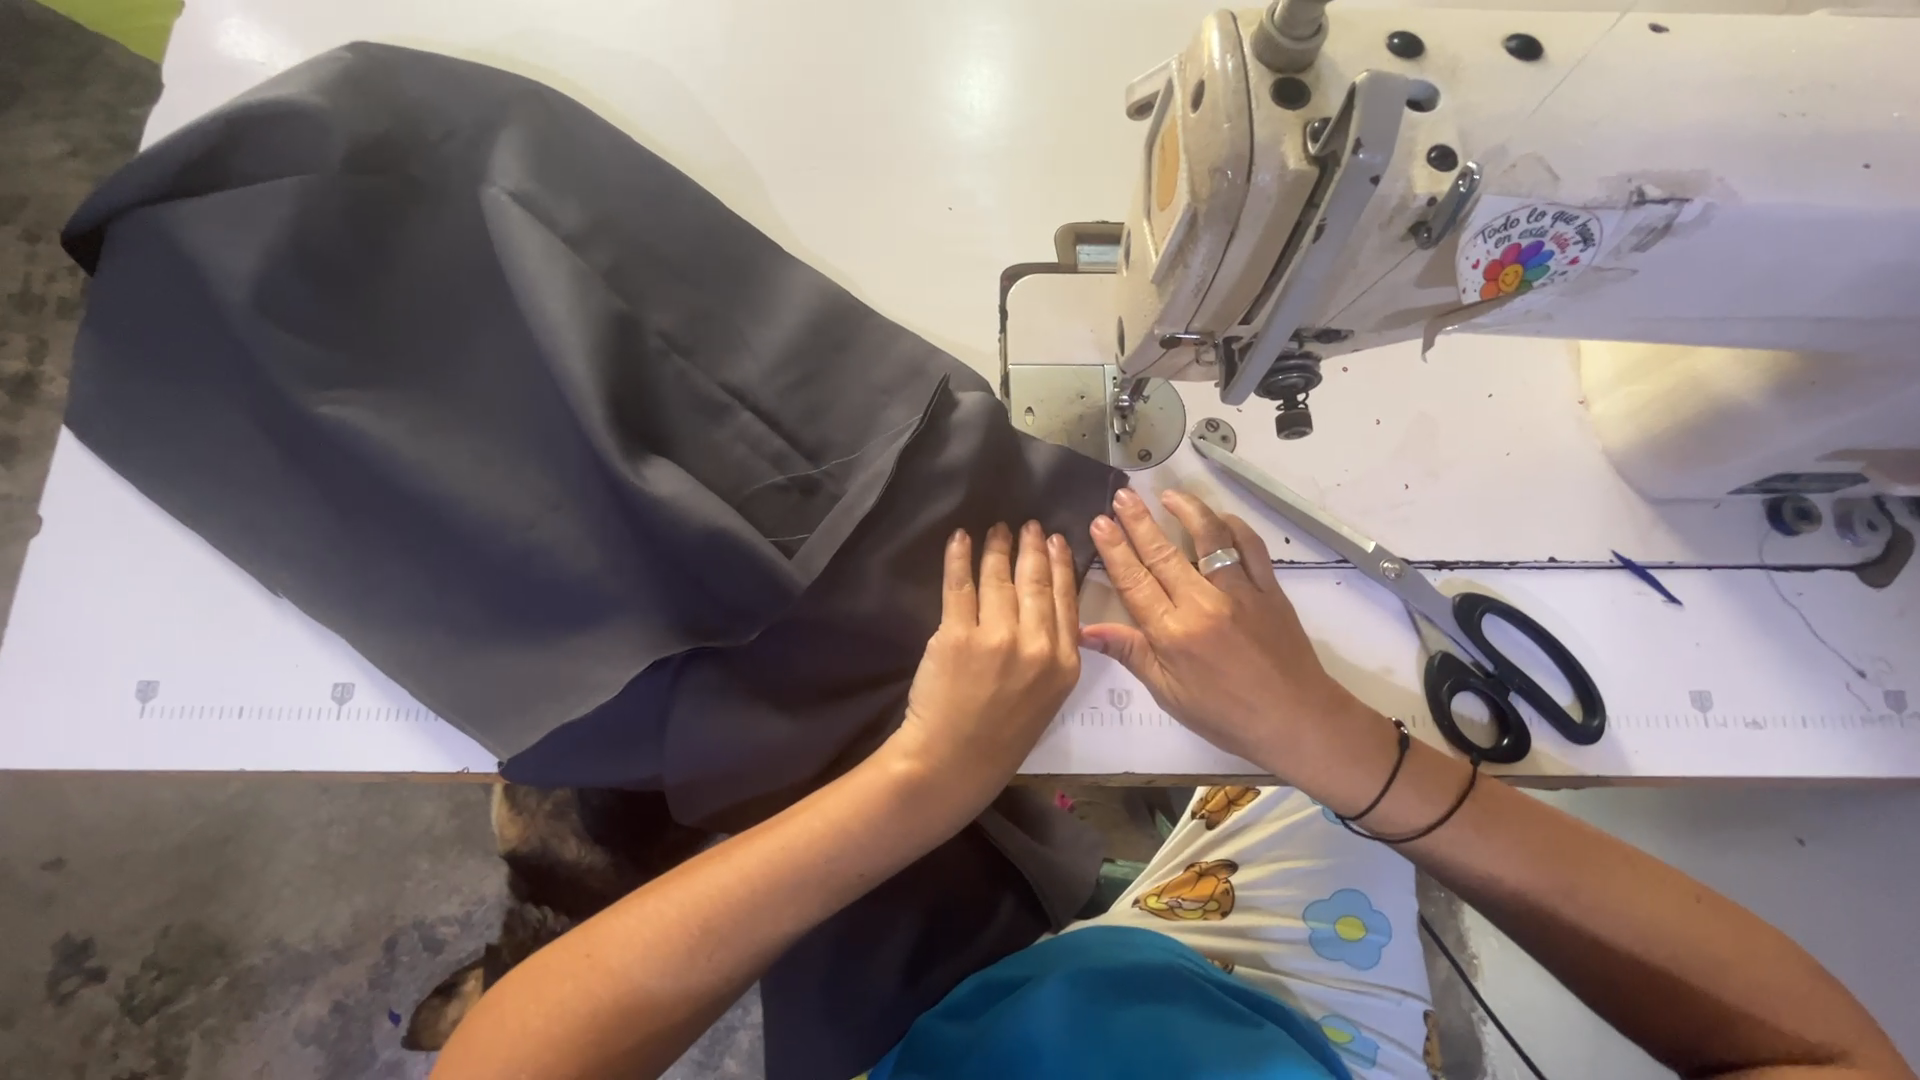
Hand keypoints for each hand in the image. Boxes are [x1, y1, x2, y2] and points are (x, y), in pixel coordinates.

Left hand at [892, 521, 1081, 797]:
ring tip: (997, 529)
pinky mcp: (957, 635)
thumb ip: (1054, 655)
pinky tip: (961, 538)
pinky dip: (959, 557)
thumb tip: (1048, 611)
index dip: (1060, 565)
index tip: (1057, 541)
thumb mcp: (1048, 697)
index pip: (1066, 600)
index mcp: (1065, 663)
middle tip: (1029, 525)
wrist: (955, 761)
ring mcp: (997, 638)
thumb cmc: (1002, 736)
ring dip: (998, 548)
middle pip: (1036, 583)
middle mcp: (1037, 645)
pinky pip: (960, 585)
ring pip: (999, 578)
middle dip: (1032, 548)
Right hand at [1081, 487, 1363, 766]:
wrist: (1297, 720)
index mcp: (1173, 633)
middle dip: (1138, 521)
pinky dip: (1235, 527)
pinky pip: (1251, 548)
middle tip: (1122, 495)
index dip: (1115, 550)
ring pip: (1209, 540)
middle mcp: (1203, 605)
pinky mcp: (1269, 590)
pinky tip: (1221, 518)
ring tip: (1168, 493)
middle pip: (1163, 554)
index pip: (1134, 582)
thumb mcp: (1169, 693)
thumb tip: (1086, 632)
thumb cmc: (1226, 716)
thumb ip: (1131, 654)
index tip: (1100, 522)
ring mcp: (1239, 593)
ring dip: (1187, 511)